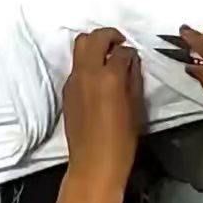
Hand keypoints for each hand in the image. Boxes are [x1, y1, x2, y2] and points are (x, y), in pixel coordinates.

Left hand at [61, 27, 142, 202]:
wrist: (93, 165)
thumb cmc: (122, 141)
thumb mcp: (136, 108)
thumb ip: (133, 78)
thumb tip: (131, 61)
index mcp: (108, 76)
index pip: (121, 50)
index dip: (130, 51)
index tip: (135, 57)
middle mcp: (87, 72)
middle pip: (94, 37)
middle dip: (109, 36)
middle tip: (120, 45)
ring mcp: (73, 80)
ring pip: (79, 45)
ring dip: (95, 44)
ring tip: (107, 57)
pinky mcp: (66, 89)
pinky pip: (75, 65)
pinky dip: (86, 62)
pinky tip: (97, 78)